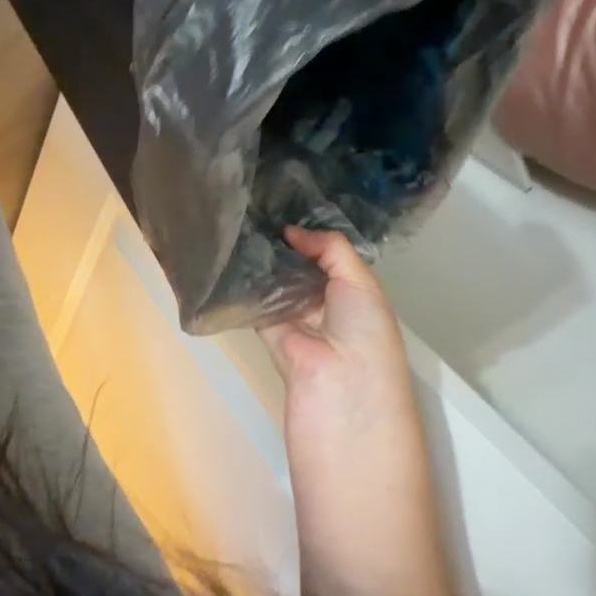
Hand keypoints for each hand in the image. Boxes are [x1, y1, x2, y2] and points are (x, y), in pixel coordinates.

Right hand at [259, 228, 421, 474]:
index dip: (310, 237)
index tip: (285, 211)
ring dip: (262, 264)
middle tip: (256, 215)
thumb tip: (291, 231)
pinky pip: (255, 305)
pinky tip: (231, 260)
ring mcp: (294, 320)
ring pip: (276, 286)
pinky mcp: (267, 333)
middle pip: (299, 270)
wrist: (342, 385)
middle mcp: (324, 305)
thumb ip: (330, 249)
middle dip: (283, 247)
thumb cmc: (364, 330)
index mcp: (354, 293)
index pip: (328, 258)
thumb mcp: (361, 281)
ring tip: (240, 228)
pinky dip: (245, 288)